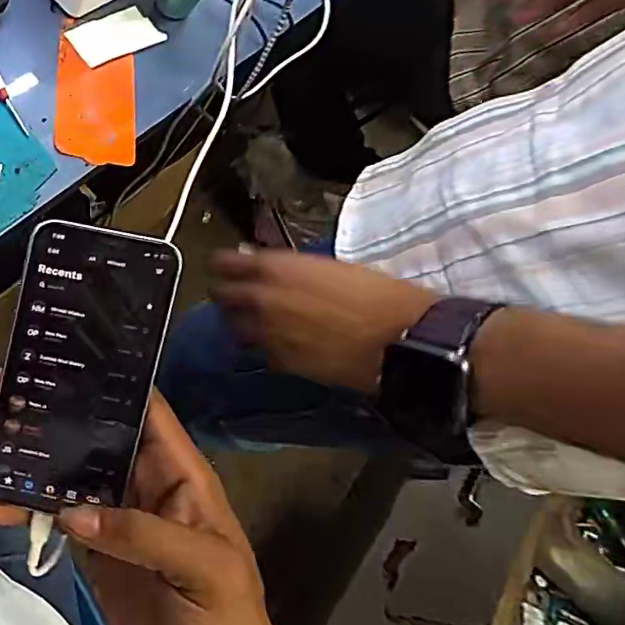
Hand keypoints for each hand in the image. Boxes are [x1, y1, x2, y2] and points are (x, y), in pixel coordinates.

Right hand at [0, 377, 329, 624]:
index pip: (144, 409)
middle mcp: (140, 479)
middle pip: (90, 433)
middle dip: (48, 412)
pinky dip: (22, 507)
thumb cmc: (228, 618)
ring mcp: (111, 510)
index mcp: (176, 470)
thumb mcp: (204, 570)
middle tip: (2, 389)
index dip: (109, 380)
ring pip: (62, 470)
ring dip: (23, 457)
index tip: (64, 357)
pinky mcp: (90, 541)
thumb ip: (143, 534)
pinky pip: (51, 513)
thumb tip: (74, 514)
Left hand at [209, 249, 436, 395]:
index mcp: (274, 268)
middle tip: (237, 298)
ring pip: (234, 327)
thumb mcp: (330, 268)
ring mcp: (266, 332)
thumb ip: (290, 270)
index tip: (224, 268)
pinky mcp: (280, 361)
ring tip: (258, 325)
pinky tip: (286, 347)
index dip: (222, 265)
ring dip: (242, 324)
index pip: (223, 262)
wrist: (404, 339)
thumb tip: (268, 268)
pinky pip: (262, 353)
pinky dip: (268, 349)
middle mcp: (260, 298)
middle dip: (226, 295)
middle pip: (220, 295)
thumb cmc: (379, 295)